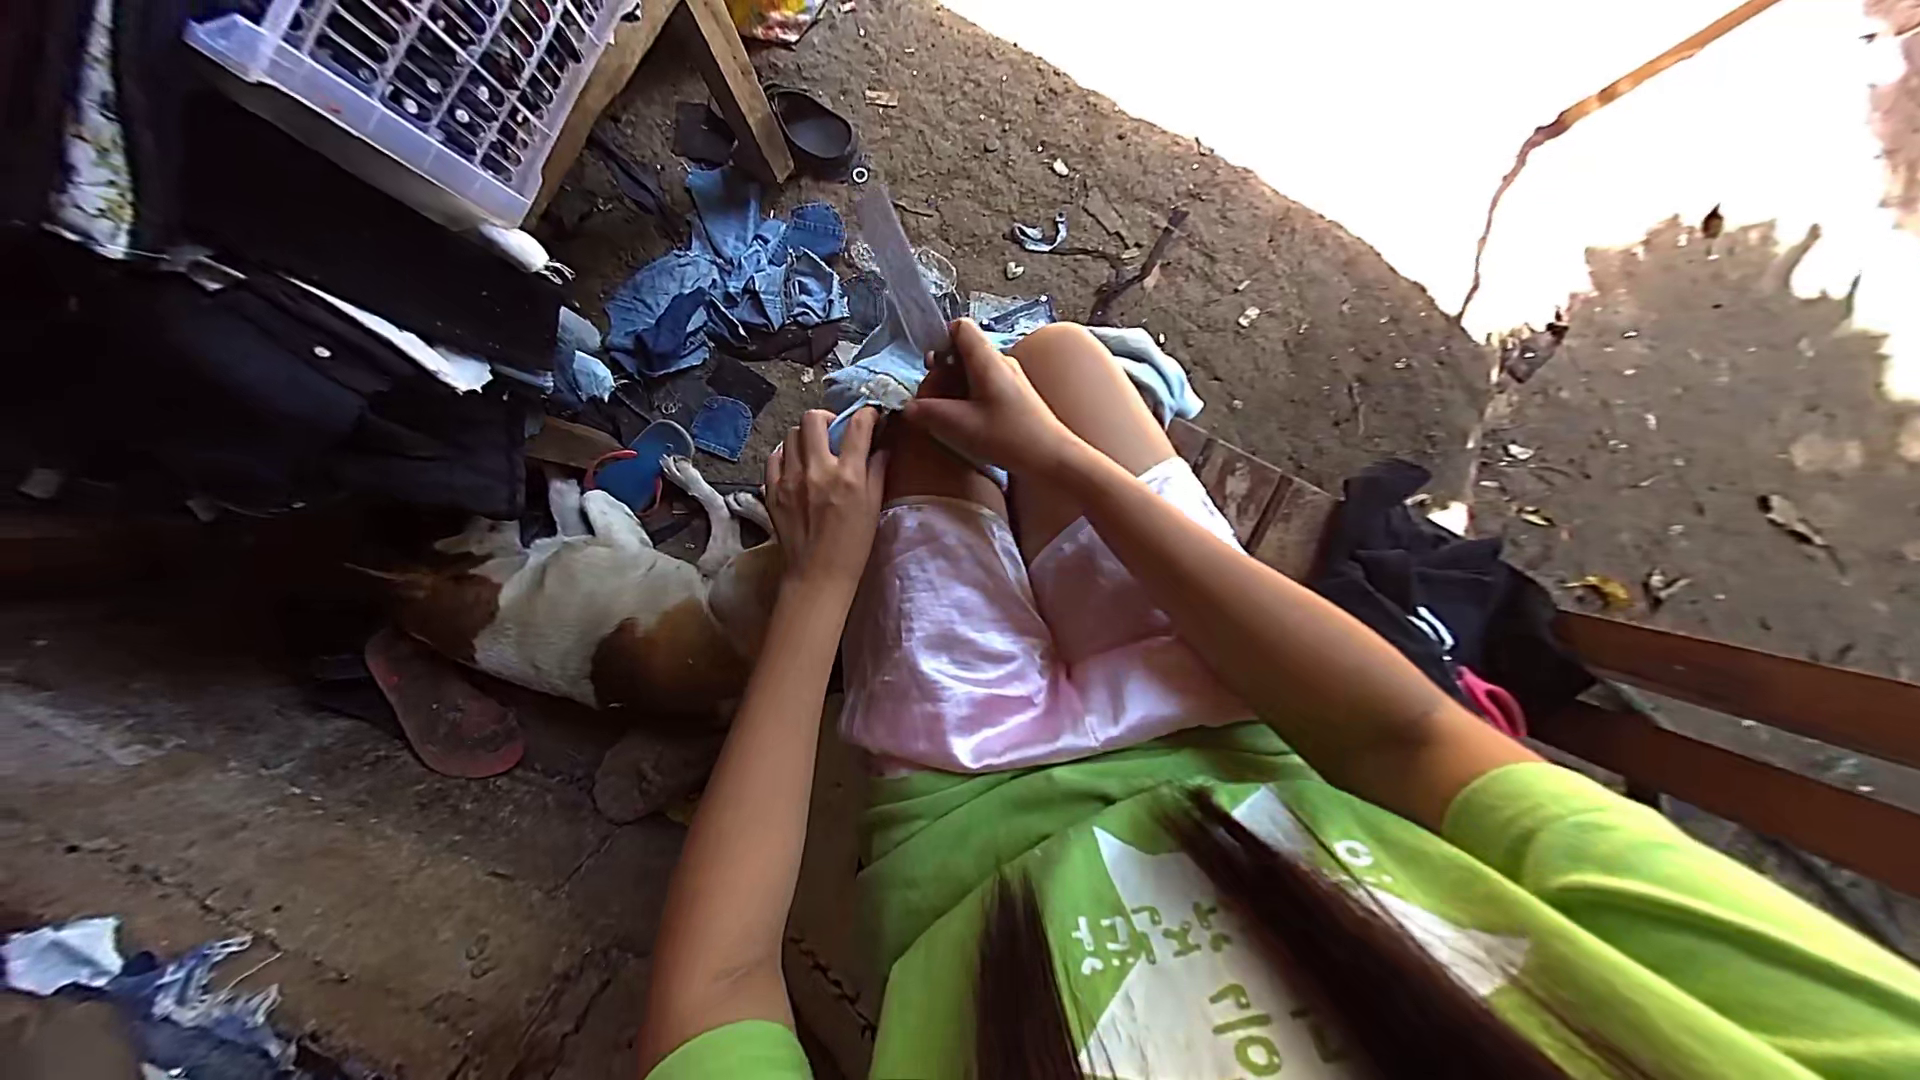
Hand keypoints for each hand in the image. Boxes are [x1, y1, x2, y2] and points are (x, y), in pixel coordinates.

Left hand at [765, 408, 888, 592]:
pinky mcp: (772, 491)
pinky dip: (786, 455)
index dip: (867, 414)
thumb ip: (877, 471)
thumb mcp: (873, 506)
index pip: (858, 426)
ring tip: (815, 450)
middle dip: (829, 418)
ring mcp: (790, 480)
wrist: (818, 575)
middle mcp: (817, 471)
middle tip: (836, 431)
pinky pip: (774, 458)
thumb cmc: (853, 546)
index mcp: (848, 476)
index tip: (870, 416)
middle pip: (814, 419)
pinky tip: (796, 465)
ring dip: (806, 436)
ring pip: (791, 435)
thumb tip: (881, 446)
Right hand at [903, 319, 1082, 476]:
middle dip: (942, 372)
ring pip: (973, 372)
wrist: (1051, 458)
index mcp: (986, 359)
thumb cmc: (1008, 437)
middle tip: (931, 400)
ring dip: (954, 390)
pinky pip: (985, 388)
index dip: (939, 340)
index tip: (929, 368)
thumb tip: (909, 408)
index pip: (959, 327)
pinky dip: (969, 400)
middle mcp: (1001, 363)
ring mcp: (1011, 380)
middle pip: (963, 352)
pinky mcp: (1016, 398)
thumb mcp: (958, 426)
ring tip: (946, 416)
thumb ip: (927, 413)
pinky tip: (966, 425)